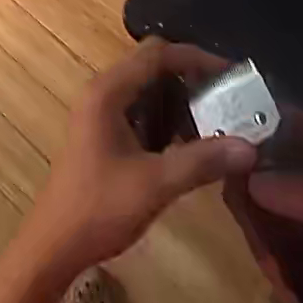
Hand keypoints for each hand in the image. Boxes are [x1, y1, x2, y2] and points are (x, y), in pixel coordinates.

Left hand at [20, 38, 258, 273]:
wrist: (52, 249)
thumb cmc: (98, 209)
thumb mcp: (155, 184)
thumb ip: (202, 161)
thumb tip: (250, 147)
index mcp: (108, 91)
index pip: (158, 53)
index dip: (196, 57)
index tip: (231, 73)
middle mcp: (103, 91)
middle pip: (153, 65)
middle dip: (192, 76)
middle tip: (229, 96)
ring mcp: (101, 111)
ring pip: (148, 87)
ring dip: (181, 96)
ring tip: (217, 116)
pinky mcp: (104, 131)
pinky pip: (142, 107)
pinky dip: (167, 114)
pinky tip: (190, 139)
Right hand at [237, 112, 302, 302]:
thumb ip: (301, 193)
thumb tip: (250, 178)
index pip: (284, 114)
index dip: (255, 122)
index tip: (226, 142)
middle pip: (272, 154)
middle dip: (254, 185)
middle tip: (243, 213)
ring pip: (275, 188)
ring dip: (264, 218)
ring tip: (268, 252)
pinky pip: (285, 217)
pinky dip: (277, 236)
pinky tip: (278, 262)